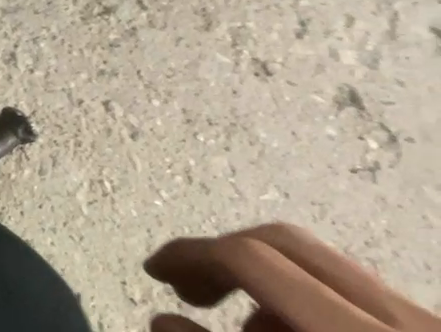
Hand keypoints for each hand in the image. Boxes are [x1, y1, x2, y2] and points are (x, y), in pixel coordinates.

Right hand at [146, 223, 439, 331]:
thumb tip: (162, 321)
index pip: (253, 257)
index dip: (190, 255)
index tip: (154, 274)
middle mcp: (408, 320)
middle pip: (287, 243)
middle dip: (224, 259)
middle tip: (188, 290)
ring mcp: (431, 325)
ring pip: (327, 270)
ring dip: (268, 289)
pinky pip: (363, 298)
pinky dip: (313, 310)